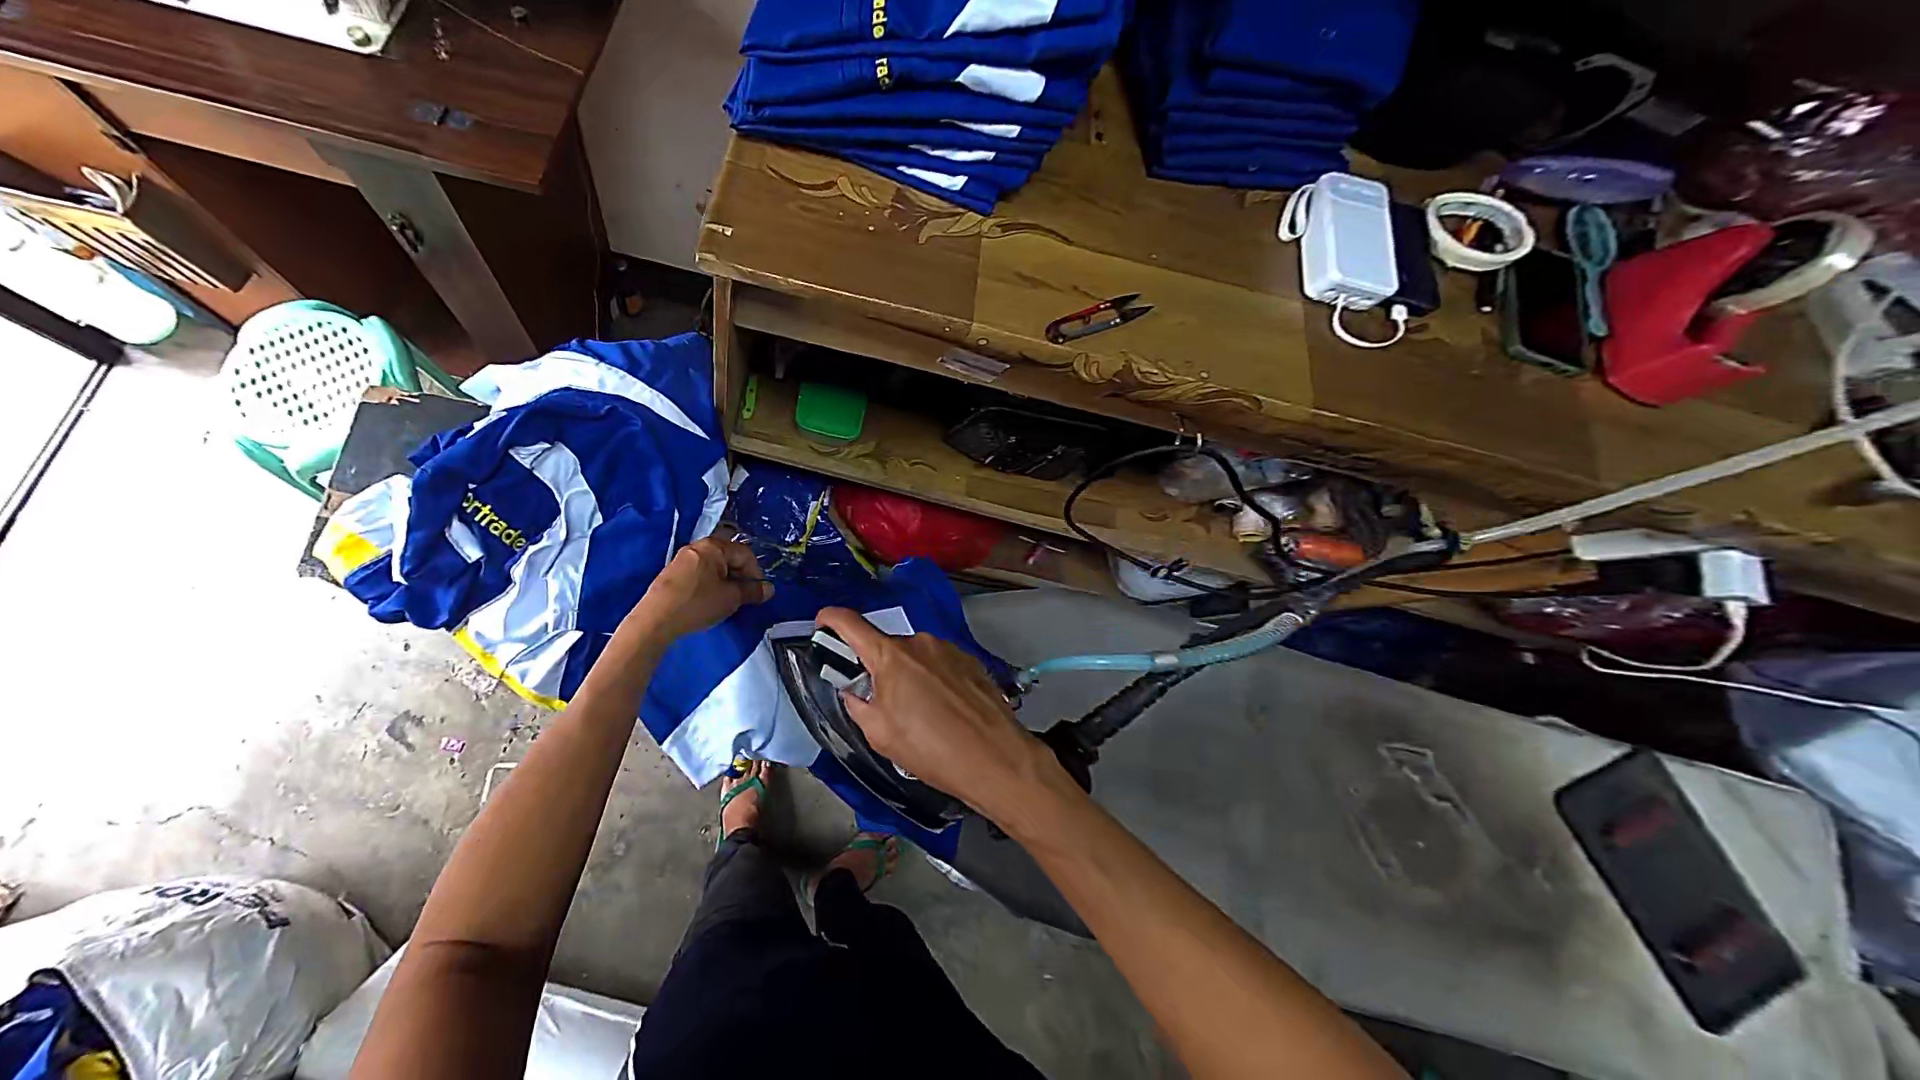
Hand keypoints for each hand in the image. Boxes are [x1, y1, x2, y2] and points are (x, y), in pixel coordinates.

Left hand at [631, 537, 772, 642]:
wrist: (656, 619)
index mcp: (714, 547)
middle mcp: (697, 547)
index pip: (745, 554)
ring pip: (714, 567)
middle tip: (744, 597)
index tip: (757, 592)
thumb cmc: (698, 603)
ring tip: (727, 600)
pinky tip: (708, 601)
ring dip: (725, 581)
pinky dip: (710, 584)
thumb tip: (768, 589)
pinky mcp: (672, 574)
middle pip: (728, 558)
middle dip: (740, 576)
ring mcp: (682, 559)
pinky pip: (700, 573)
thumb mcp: (731, 598)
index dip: (756, 573)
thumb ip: (752, 591)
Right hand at [815, 607, 1063, 825]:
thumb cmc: (930, 749)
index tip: (822, 624)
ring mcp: (949, 649)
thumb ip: (858, 704)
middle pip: (887, 646)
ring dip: (909, 675)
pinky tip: (944, 710)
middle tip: (883, 702)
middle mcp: (920, 642)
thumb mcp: (879, 734)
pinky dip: (933, 679)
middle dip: (878, 668)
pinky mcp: (971, 660)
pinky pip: (940, 663)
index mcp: (891, 656)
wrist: (995, 758)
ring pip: (916, 656)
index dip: (831, 619)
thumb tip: (855, 689)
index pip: (850, 623)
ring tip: (920, 713)